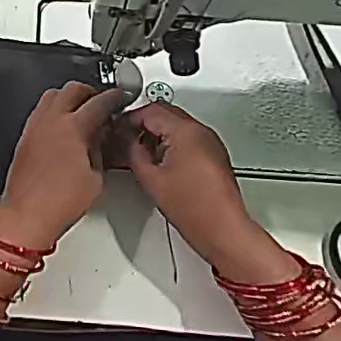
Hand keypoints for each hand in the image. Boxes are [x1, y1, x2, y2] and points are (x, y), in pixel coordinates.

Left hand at [0, 82, 125, 247]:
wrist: (27, 214)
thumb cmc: (57, 201)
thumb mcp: (96, 178)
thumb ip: (100, 151)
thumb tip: (101, 141)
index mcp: (73, 127)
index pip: (99, 102)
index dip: (113, 97)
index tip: (119, 97)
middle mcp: (51, 121)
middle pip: (72, 89)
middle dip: (90, 92)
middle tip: (100, 101)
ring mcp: (34, 127)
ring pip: (52, 96)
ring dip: (68, 97)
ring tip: (81, 109)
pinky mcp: (24, 137)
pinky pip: (40, 111)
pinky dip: (53, 110)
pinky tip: (61, 125)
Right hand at [117, 102, 287, 275]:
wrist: (222, 230)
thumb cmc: (196, 209)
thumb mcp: (150, 178)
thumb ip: (134, 152)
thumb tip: (130, 143)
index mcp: (186, 132)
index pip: (150, 110)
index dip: (128, 118)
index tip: (118, 128)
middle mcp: (201, 132)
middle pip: (165, 112)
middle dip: (143, 123)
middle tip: (126, 136)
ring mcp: (210, 142)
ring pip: (176, 124)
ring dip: (157, 133)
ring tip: (141, 151)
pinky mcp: (214, 154)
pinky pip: (188, 138)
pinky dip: (171, 143)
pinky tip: (159, 162)